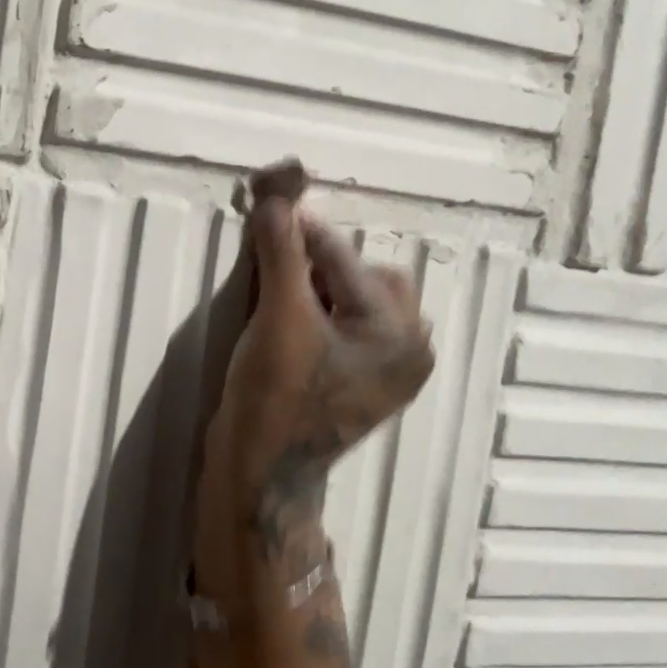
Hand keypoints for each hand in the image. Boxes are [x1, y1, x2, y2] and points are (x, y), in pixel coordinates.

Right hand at [209, 161, 435, 571]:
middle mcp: (407, 349)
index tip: (271, 199)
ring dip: (315, 285)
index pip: (346, 260)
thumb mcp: (279, 318)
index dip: (302, 230)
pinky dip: (316, 311)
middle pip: (361, 276)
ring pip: (352, 301)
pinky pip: (343, 328)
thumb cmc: (275, 396)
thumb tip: (277, 197)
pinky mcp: (357, 384)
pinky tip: (285, 316)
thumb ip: (282, 253)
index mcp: (401, 333)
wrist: (259, 470)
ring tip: (276, 289)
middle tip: (272, 261)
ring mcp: (384, 371)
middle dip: (316, 262)